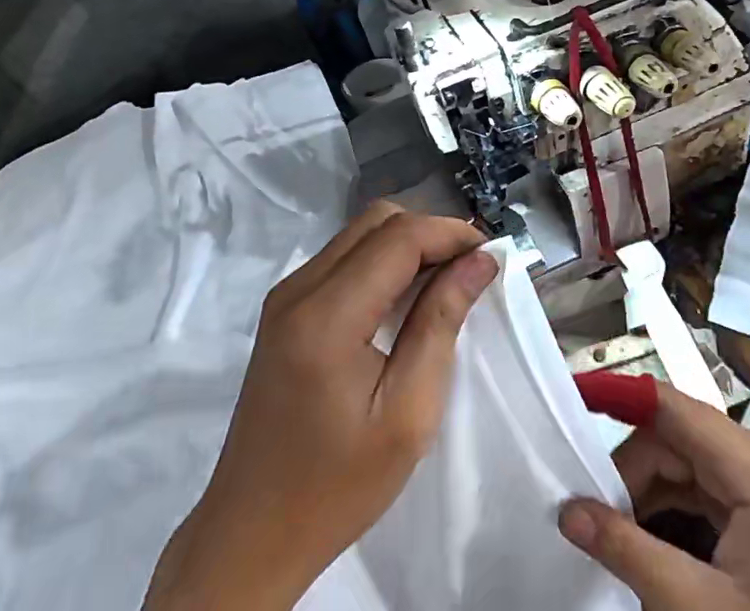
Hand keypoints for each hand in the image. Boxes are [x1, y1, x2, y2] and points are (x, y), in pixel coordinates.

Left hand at [143, 203, 495, 610]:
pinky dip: (381, 262)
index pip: (398, 237)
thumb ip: (440, 323)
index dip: (451, 234)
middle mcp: (298, 288)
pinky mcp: (283, 309)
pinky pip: (341, 259)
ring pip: (357, 234)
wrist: (254, 527)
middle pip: (376, 222)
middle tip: (473, 269)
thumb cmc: (339, 484)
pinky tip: (406, 297)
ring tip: (448, 281)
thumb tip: (479, 261)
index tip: (494, 256)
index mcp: (326, 314)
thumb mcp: (408, 412)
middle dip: (431, 232)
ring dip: (407, 244)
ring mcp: (285, 296)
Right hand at [558, 380, 749, 610]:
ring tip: (613, 541)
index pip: (664, 404)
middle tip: (588, 520)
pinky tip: (648, 551)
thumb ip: (629, 552)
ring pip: (680, 471)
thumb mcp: (704, 609)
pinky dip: (667, 518)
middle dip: (624, 477)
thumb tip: (565, 510)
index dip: (611, 396)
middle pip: (668, 442)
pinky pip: (700, 498)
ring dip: (642, 501)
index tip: (562, 400)